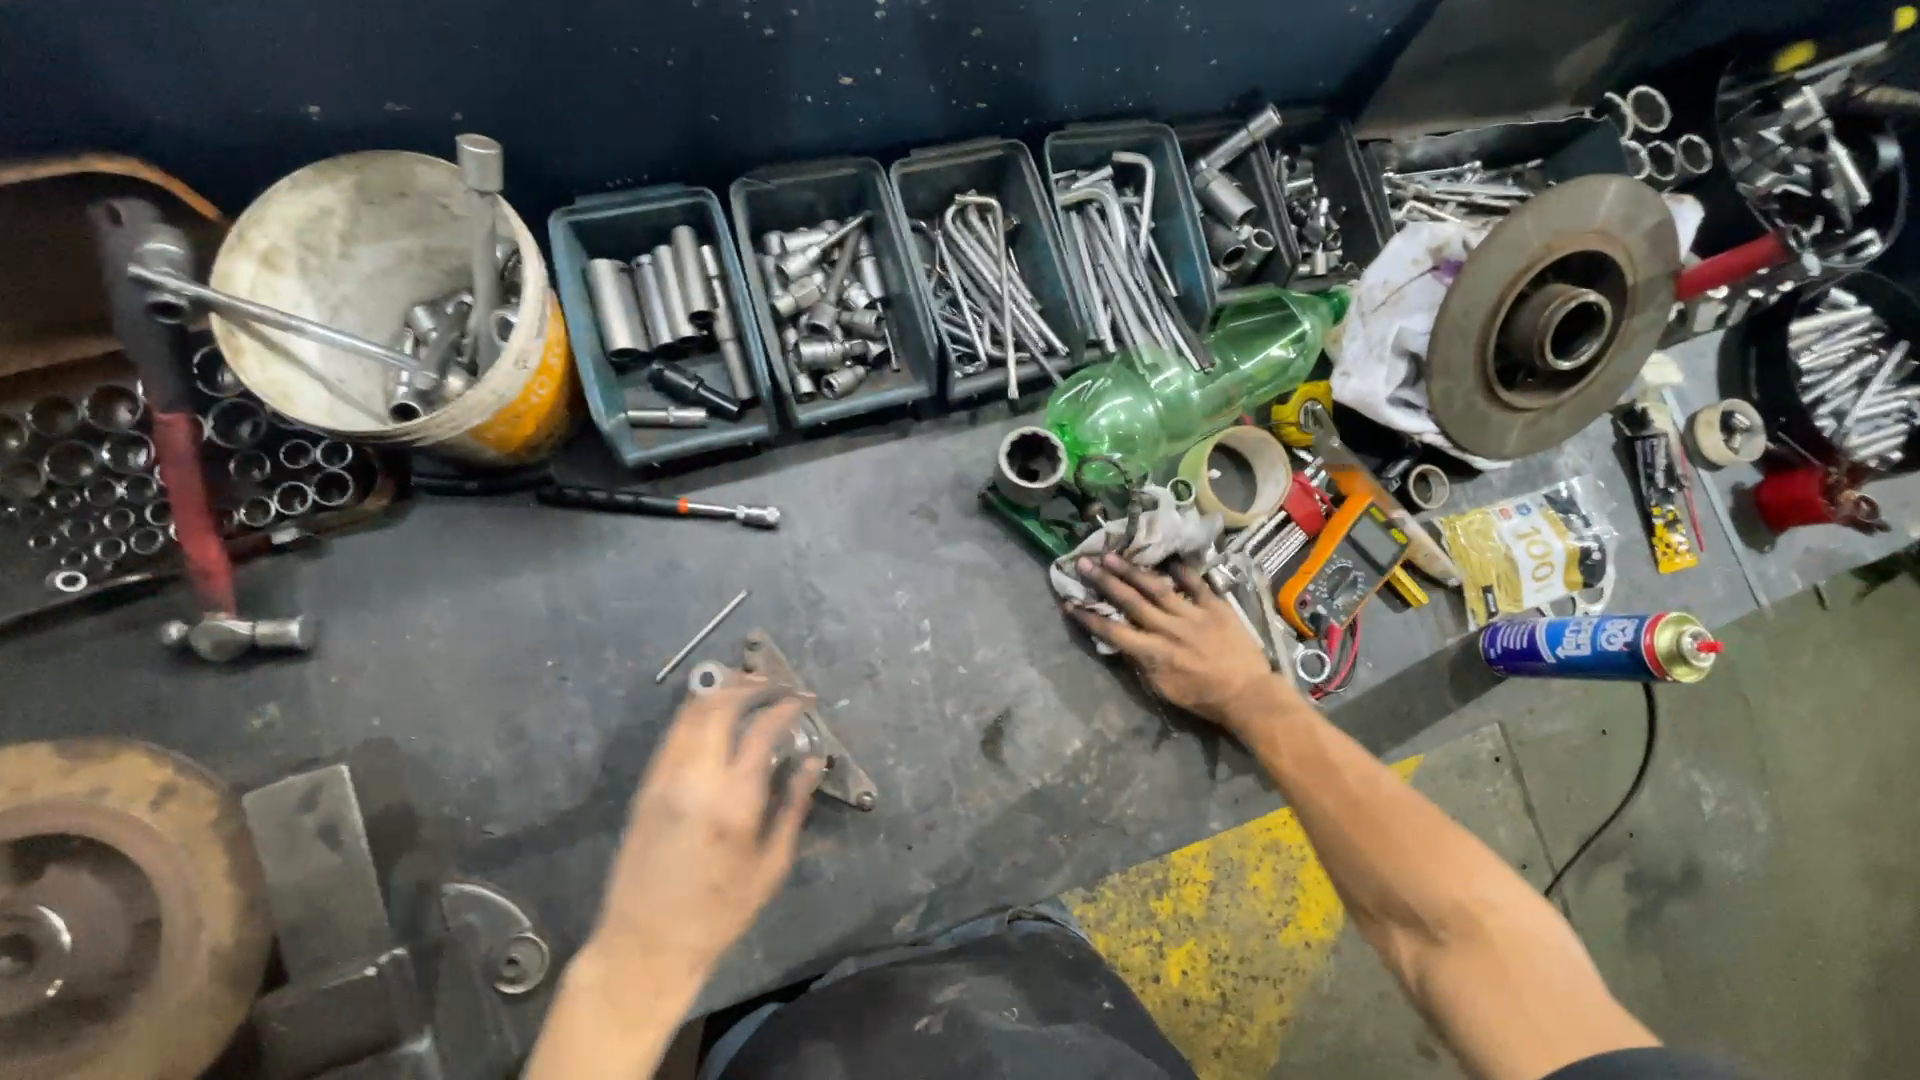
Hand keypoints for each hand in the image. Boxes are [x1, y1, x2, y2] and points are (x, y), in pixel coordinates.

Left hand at [590, 681, 823, 986]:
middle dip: (752, 686)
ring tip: (750, 688)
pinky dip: (698, 713)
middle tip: (778, 686)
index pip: (761, 731)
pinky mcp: (646, 786)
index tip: (804, 700)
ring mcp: (663, 779)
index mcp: (732, 802)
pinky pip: (673, 734)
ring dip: (722, 692)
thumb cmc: (719, 913)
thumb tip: (813, 761)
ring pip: (690, 713)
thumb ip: (793, 806)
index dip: (786, 707)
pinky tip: (717, 715)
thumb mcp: (771, 866)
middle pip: (720, 706)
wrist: (646, 943)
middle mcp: (694, 779)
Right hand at [1066, 552, 1300, 733]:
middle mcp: (1168, 629)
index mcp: (1153, 653)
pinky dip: (1181, 570)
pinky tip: (1167, 558)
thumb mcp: (1164, 689)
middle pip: (1130, 602)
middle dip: (1104, 582)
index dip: (1090, 618)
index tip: (1070, 603)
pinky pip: (1196, 584)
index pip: (1113, 632)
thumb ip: (1143, 664)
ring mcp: (1193, 615)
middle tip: (1084, 563)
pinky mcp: (1215, 607)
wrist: (1248, 695)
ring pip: (1156, 588)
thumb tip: (1124, 644)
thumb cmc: (1203, 698)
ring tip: (1113, 555)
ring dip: (1132, 571)